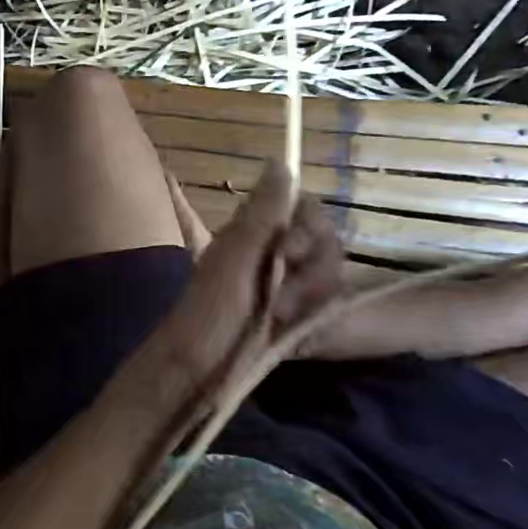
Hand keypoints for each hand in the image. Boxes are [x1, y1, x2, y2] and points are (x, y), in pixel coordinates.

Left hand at [145, 163, 343, 396]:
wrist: (200, 368)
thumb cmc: (211, 311)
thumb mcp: (237, 257)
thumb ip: (264, 212)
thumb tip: (281, 160)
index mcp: (255, 230)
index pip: (304, 206)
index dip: (309, 226)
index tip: (292, 250)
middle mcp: (273, 247)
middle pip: (322, 236)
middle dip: (312, 266)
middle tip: (283, 295)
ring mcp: (285, 278)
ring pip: (327, 266)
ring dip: (311, 290)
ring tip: (282, 314)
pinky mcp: (296, 306)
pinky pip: (324, 294)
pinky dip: (313, 307)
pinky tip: (292, 322)